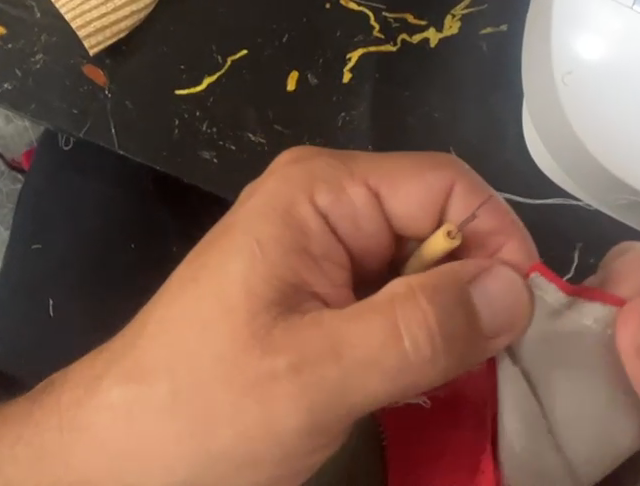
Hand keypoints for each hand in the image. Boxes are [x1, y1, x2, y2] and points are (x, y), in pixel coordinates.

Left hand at [24, 146, 539, 485]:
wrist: (117, 455)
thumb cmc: (204, 406)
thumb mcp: (318, 373)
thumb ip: (421, 328)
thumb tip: (520, 290)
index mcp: (323, 190)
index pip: (445, 185)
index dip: (496, 241)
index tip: (522, 324)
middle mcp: (327, 201)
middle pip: (438, 222)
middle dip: (472, 290)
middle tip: (486, 369)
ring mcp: (322, 245)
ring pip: (424, 266)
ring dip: (447, 323)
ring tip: (450, 384)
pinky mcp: (320, 289)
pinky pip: (396, 297)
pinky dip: (419, 338)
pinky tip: (416, 384)